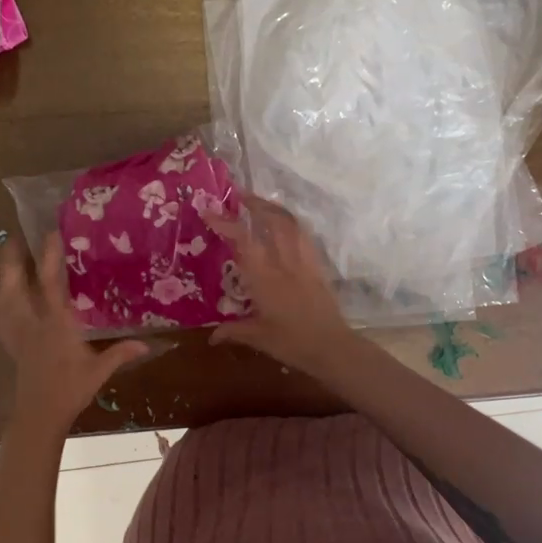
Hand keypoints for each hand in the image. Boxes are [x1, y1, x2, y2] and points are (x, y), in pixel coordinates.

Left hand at [0, 232, 147, 437]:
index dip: (48, 257)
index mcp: (55, 324)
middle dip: (13, 259)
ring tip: (11, 255)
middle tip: (16, 235)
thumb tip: (147, 343)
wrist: (39, 416)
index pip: (49, 284)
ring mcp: (18, 333)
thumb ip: (120, 354)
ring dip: (6, 274)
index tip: (51, 233)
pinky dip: (4, 296)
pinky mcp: (12, 342)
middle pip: (14, 285)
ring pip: (5, 296)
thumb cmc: (70, 391)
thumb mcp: (99, 371)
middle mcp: (32, 323)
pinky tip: (8, 292)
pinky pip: (3, 312)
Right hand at [206, 195, 356, 371]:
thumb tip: (211, 337)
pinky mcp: (317, 267)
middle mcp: (284, 262)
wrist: (332, 347)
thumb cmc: (292, 343)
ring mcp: (304, 262)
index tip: (209, 211)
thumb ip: (233, 331)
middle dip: (255, 203)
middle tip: (239, 196)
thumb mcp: (258, 337)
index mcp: (265, 277)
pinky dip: (292, 224)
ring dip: (275, 209)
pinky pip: (304, 237)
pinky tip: (286, 226)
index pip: (243, 240)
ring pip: (291, 224)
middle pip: (272, 220)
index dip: (225, 222)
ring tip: (262, 204)